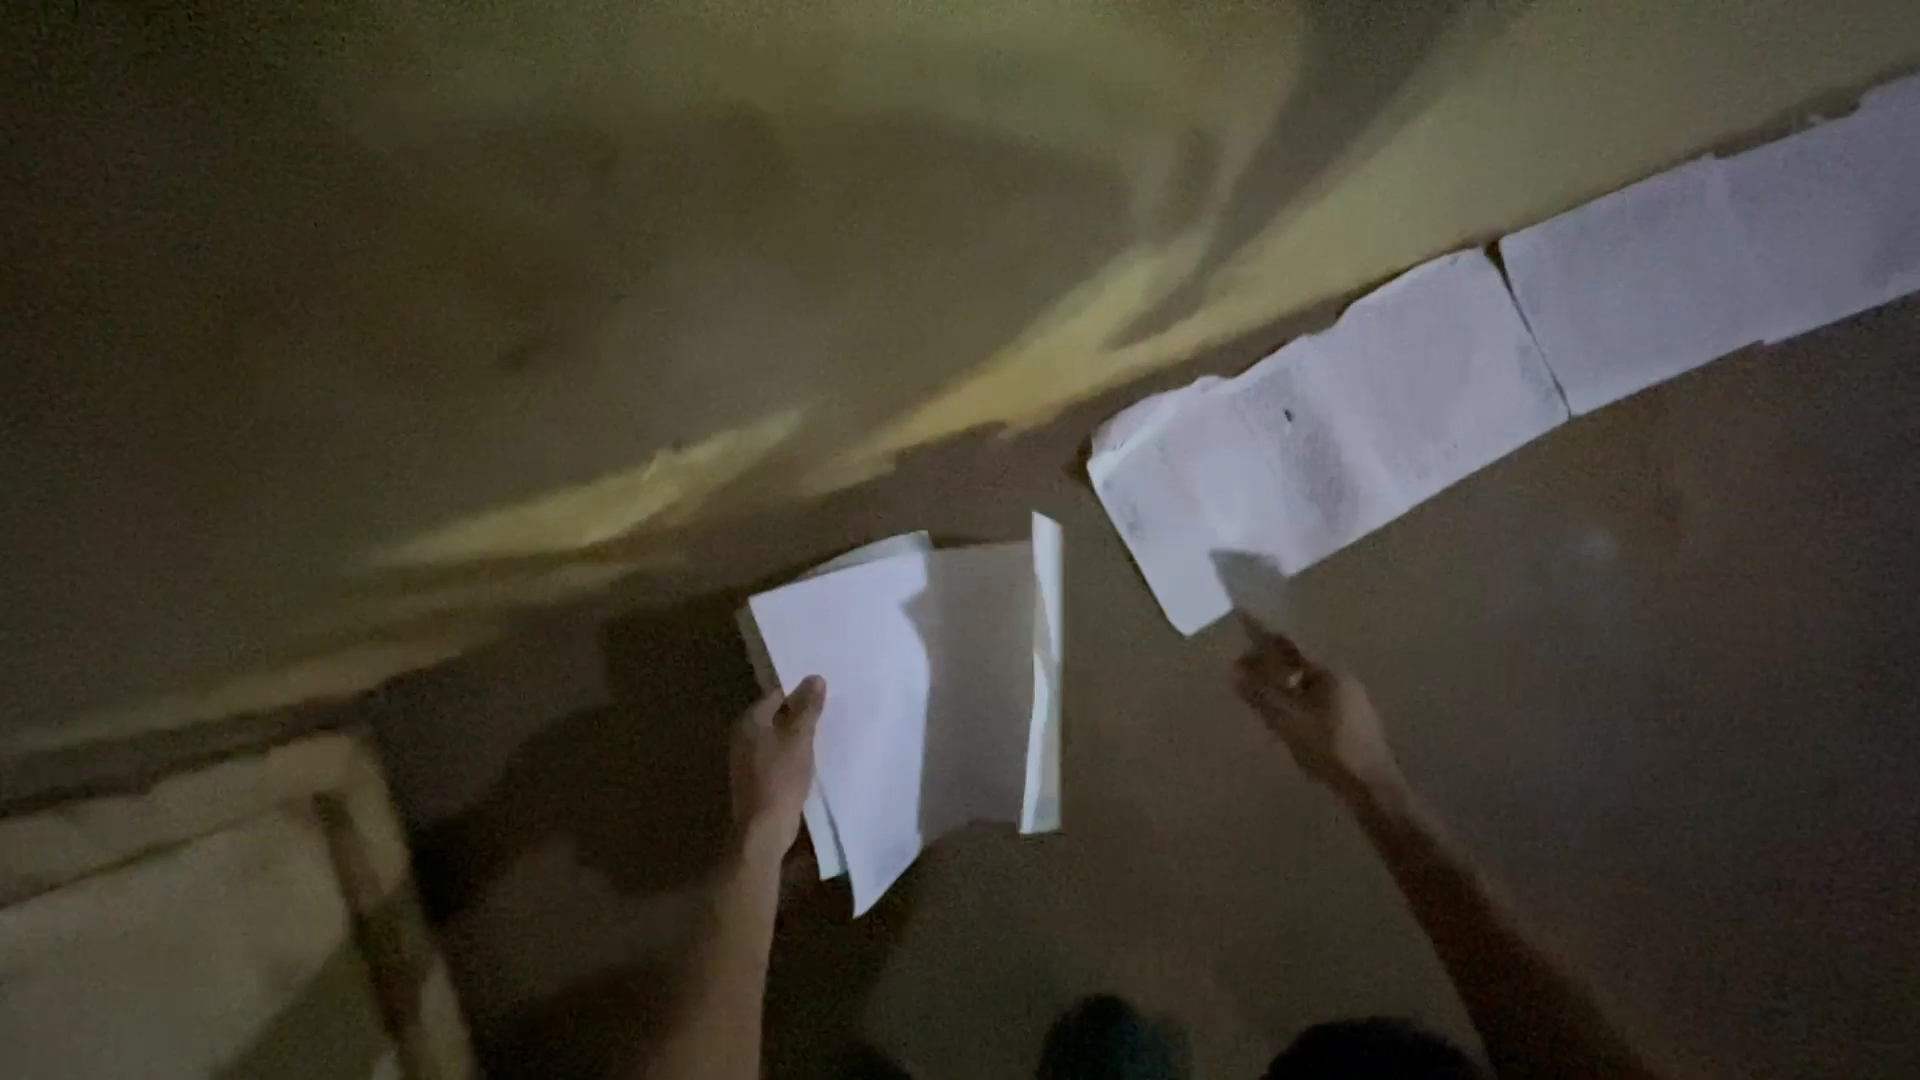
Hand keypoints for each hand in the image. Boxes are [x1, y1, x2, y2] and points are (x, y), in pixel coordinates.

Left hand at [731, 675, 826, 862]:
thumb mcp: (800, 738)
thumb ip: (808, 708)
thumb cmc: (781, 777)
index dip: (800, 693)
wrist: (764, 829)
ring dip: (797, 736)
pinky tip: (810, 760)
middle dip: (800, 714)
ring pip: (777, 736)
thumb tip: (815, 678)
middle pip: (776, 715)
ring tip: (824, 735)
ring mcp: (746, 759)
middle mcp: (743, 736)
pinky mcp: (755, 778)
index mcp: (750, 721)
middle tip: (828, 714)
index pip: (776, 694)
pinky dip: (791, 754)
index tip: (824, 697)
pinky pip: (776, 756)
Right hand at [1232, 619, 1401, 799]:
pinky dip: (1296, 698)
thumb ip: (1260, 695)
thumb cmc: (1329, 748)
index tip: (1242, 626)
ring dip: (1283, 683)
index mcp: (1330, 674)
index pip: (1291, 646)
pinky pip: (1316, 698)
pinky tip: (1284, 713)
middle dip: (1270, 663)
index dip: (1264, 638)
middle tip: (1243, 668)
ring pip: (1308, 683)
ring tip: (1258, 690)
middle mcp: (1343, 680)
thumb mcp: (1287, 721)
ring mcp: (1352, 701)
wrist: (1372, 789)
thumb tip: (1233, 671)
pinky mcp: (1353, 722)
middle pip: (1299, 663)